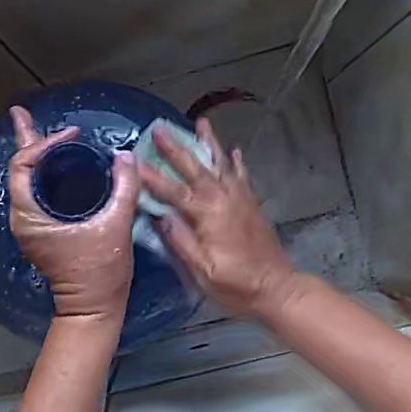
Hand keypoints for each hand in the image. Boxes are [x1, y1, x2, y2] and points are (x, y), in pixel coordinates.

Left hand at [6, 106, 139, 323]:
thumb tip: (126, 157)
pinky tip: (61, 166)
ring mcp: (34, 226)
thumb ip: (124, 189)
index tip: (73, 135)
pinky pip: (41, 193)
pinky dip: (48, 174)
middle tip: (22, 114)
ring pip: (31, 181)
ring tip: (39, 132)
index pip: (25, 166)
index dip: (45, 144)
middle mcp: (25, 218)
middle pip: (22, 169)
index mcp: (31, 215)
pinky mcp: (46, 232)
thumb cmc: (99, 272)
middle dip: (26, 140)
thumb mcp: (115, 227)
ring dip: (37, 155)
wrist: (94, 309)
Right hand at [138, 119, 299, 318]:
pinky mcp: (252, 205)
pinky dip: (236, 163)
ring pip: (222, 165)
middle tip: (160, 129)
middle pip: (197, 169)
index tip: (133, 160)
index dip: (153, 177)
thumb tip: (160, 217)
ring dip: (210, 144)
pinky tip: (233, 152)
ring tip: (202, 123)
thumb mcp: (202, 271)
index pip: (174, 192)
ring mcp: (241, 200)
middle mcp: (225, 200)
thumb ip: (181, 242)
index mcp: (208, 216)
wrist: (277, 288)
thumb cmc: (236, 285)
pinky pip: (242, 176)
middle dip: (177, 148)